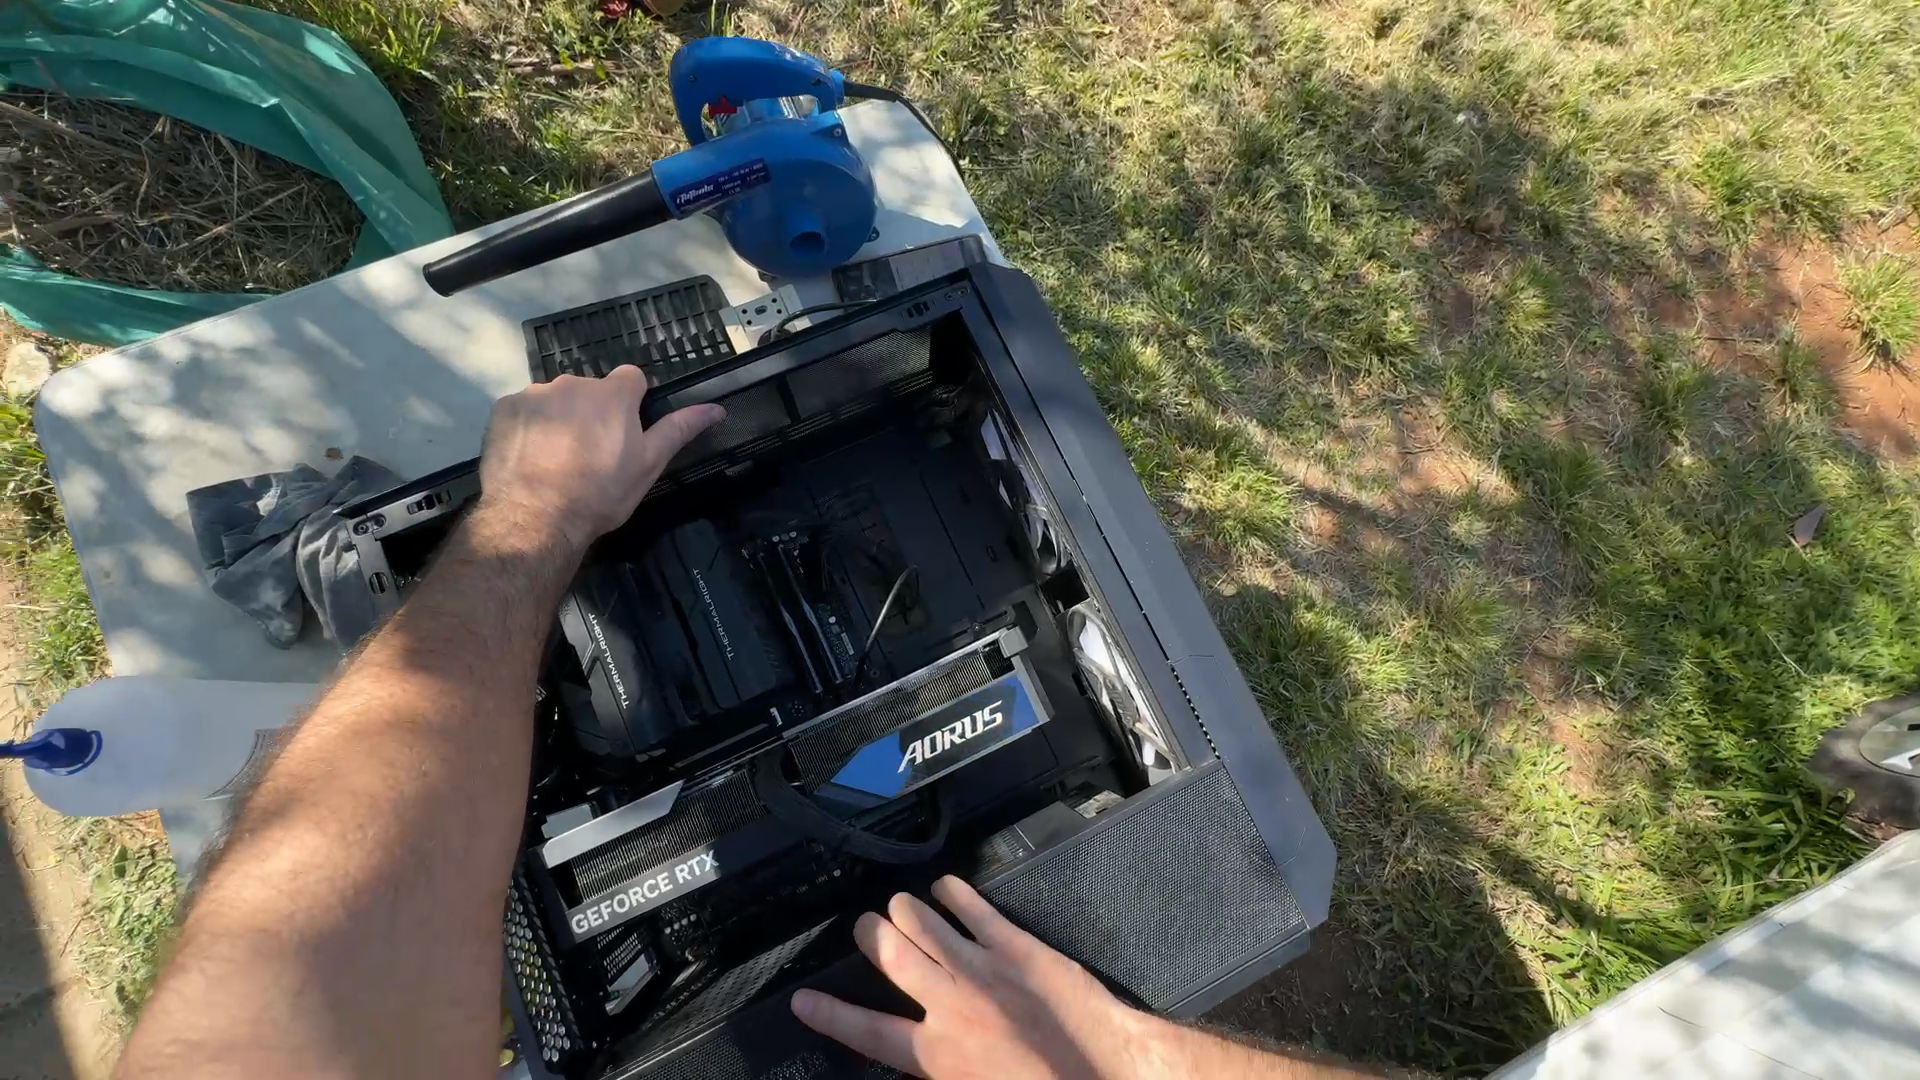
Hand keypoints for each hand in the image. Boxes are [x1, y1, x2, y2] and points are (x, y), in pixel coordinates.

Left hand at [478, 366, 723, 550]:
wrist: (536, 516)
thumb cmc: (602, 492)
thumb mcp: (649, 463)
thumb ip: (679, 429)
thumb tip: (716, 408)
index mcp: (613, 394)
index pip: (631, 378)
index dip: (632, 402)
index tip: (628, 429)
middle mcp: (573, 383)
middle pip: (591, 390)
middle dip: (594, 412)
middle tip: (594, 453)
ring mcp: (534, 394)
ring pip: (556, 401)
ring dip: (562, 419)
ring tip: (560, 459)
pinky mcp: (503, 409)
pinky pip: (525, 411)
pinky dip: (532, 428)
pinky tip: (534, 458)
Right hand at [790, 876, 1142, 1079]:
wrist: (1105, 1071)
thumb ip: (939, 1070)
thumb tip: (916, 1050)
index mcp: (937, 1055)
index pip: (867, 1031)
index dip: (829, 1014)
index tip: (802, 999)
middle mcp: (949, 1005)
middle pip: (888, 953)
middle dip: (869, 933)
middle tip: (867, 928)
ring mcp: (979, 968)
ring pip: (920, 919)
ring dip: (904, 909)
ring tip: (902, 908)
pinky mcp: (1012, 944)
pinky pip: (970, 905)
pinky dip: (951, 891)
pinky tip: (946, 887)